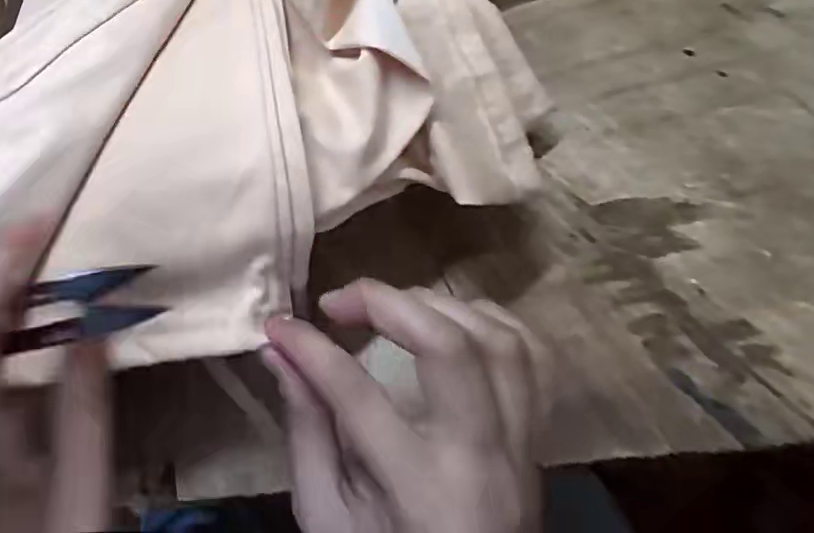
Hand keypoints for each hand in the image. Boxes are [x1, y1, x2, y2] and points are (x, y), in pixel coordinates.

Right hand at [261, 280, 550, 532]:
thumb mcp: (326, 512)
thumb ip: (305, 427)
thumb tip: (278, 350)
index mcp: (425, 492)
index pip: (357, 391)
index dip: (306, 345)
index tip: (276, 327)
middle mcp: (485, 462)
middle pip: (451, 347)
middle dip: (382, 301)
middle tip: (336, 304)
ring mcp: (523, 449)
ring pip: (500, 341)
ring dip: (435, 306)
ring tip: (388, 310)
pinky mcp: (537, 440)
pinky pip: (534, 360)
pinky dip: (487, 322)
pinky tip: (442, 321)